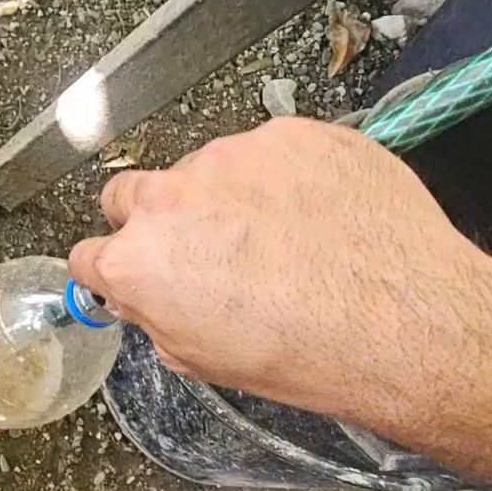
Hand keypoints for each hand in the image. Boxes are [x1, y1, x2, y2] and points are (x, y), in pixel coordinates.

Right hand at [68, 118, 491, 427]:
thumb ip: (150, 311)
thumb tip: (142, 290)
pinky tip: (312, 211)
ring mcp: (227, 157)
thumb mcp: (196, 356)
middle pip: (125, 195)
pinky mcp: (288, 134)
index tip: (134, 274)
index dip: (110, 269)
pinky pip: (264, 151)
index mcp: (133, 260)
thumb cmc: (299, 353)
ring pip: (200, 170)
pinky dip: (276, 175)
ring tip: (276, 232)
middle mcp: (166, 199)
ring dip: (219, 195)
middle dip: (148, 219)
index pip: (87, 254)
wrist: (404, 325)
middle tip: (196, 245)